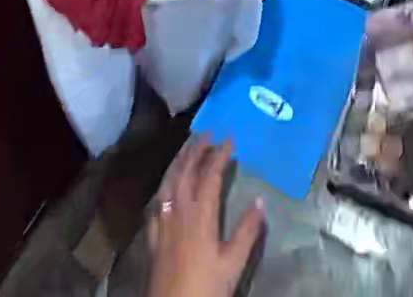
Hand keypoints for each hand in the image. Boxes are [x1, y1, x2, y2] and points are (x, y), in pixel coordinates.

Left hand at [147, 135, 265, 296]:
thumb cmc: (206, 289)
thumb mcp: (233, 264)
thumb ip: (247, 231)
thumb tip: (260, 200)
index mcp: (201, 215)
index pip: (210, 175)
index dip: (219, 155)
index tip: (229, 138)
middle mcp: (179, 212)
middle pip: (186, 173)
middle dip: (196, 150)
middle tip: (206, 132)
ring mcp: (163, 224)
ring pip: (168, 183)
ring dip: (177, 162)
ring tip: (185, 147)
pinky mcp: (152, 239)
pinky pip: (155, 204)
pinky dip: (162, 187)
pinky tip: (164, 187)